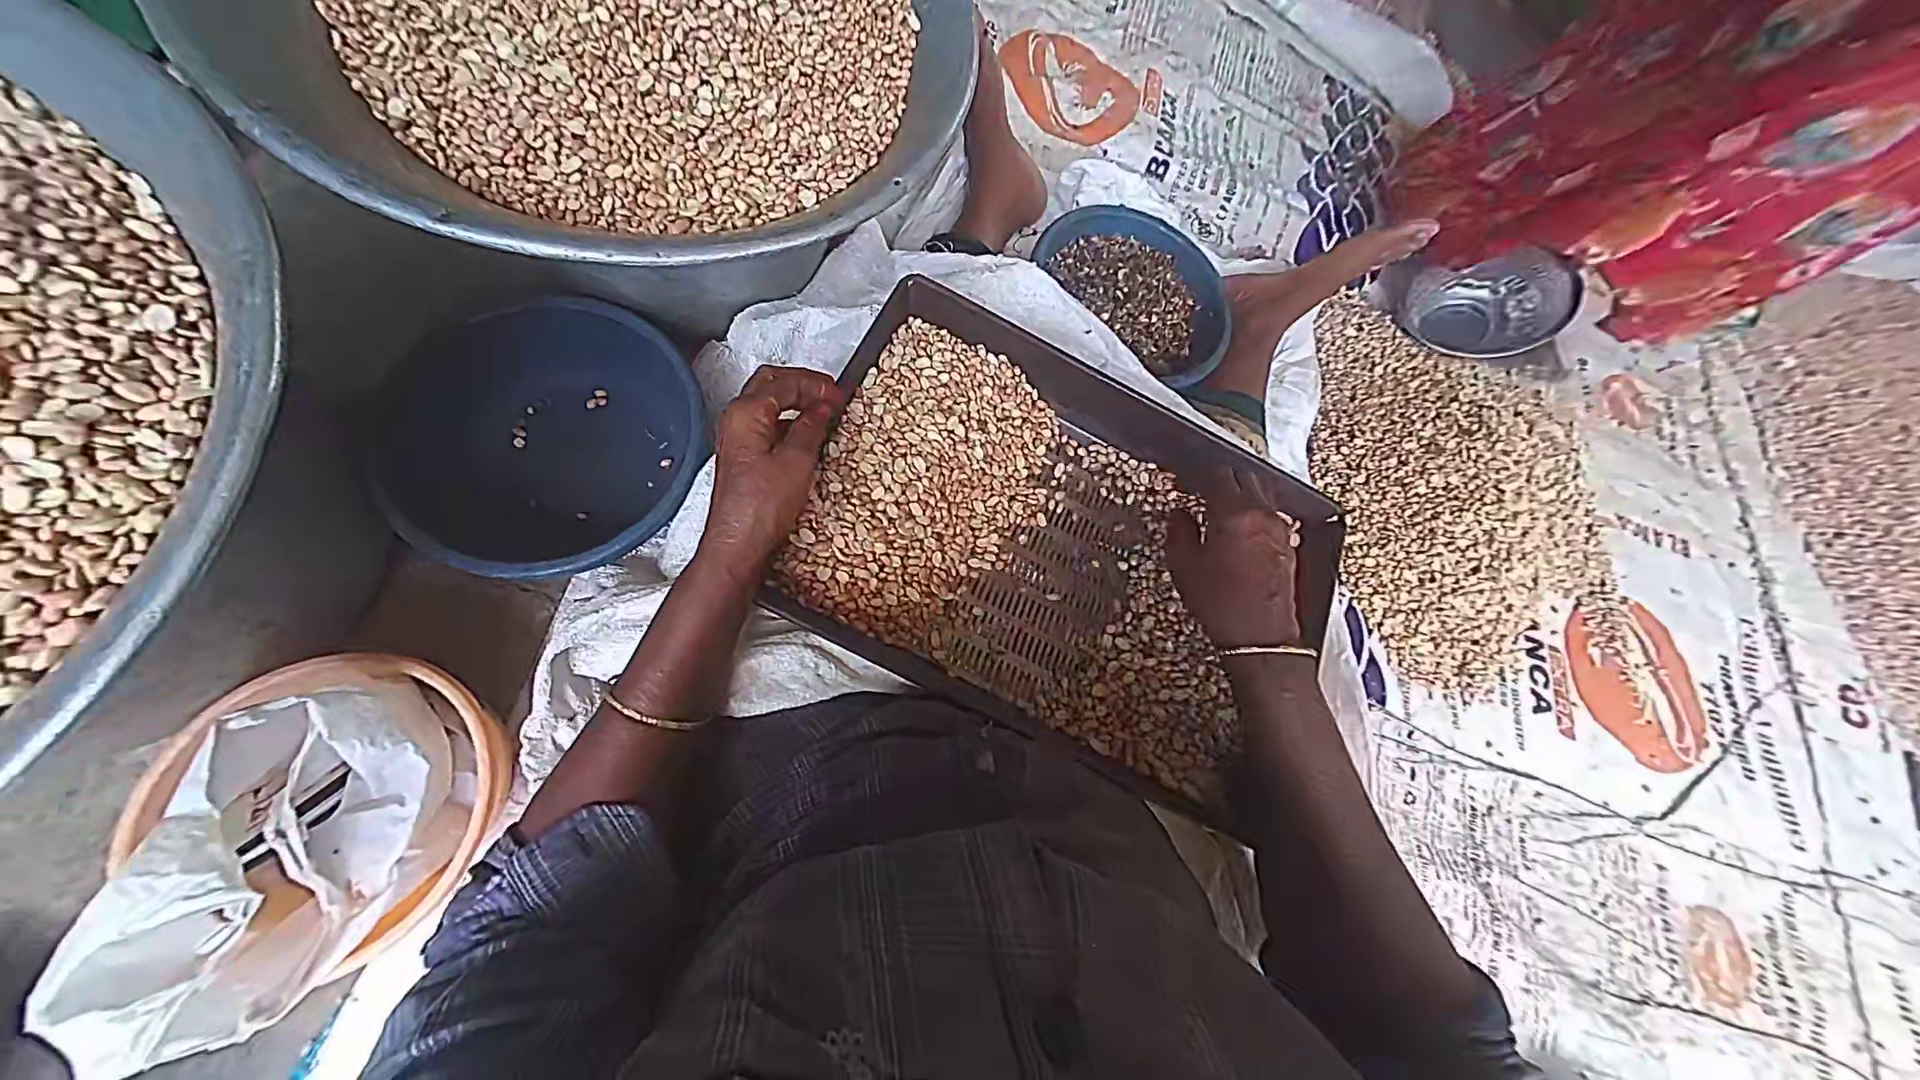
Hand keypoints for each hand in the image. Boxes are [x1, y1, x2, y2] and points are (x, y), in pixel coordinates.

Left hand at [701, 365, 844, 576]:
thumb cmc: (759, 508)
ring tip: (823, 412)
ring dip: (795, 403)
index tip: (838, 394)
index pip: (785, 383)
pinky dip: (789, 424)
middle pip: (770, 385)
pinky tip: (807, 435)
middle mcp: (736, 421)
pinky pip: (768, 427)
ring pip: (768, 405)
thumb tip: (822, 409)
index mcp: (746, 414)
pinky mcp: (744, 458)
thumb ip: (811, 428)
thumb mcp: (797, 462)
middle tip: (829, 393)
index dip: (816, 385)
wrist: (739, 543)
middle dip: (802, 384)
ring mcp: (738, 439)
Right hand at [1165, 471, 1302, 647]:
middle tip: (1199, 490)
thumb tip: (1179, 514)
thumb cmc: (1221, 603)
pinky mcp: (1288, 542)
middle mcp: (1261, 515)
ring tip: (1218, 507)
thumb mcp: (1184, 565)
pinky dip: (1253, 511)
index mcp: (1233, 514)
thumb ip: (1179, 530)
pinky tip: (1237, 527)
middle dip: (1220, 479)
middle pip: (1244, 476)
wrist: (1259, 635)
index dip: (1196, 475)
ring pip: (1261, 492)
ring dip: (1240, 492)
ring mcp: (1280, 528)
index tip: (1183, 481)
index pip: (1217, 475)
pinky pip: (1270, 513)